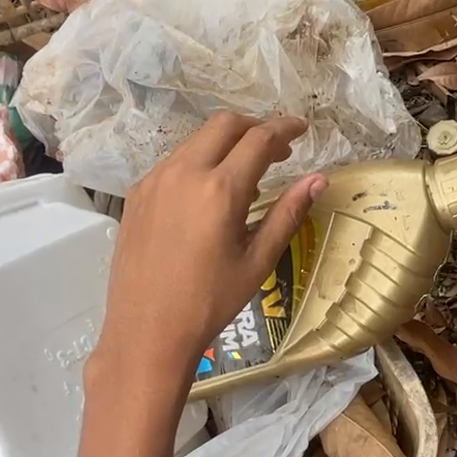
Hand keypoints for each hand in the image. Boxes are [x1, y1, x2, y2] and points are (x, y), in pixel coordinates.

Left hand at [94, 113, 325, 377]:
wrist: (146, 331)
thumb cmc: (210, 302)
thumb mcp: (258, 261)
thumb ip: (288, 213)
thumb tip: (319, 180)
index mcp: (220, 189)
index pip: (259, 139)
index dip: (285, 128)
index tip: (303, 129)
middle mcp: (184, 172)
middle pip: (224, 124)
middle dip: (255, 127)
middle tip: (278, 150)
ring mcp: (155, 180)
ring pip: (196, 140)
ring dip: (227, 143)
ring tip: (248, 173)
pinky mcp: (137, 194)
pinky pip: (174, 161)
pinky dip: (200, 160)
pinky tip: (210, 192)